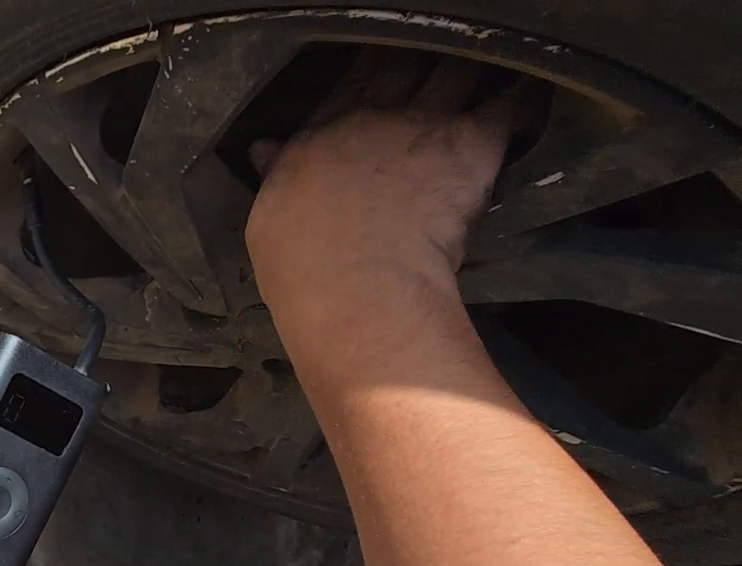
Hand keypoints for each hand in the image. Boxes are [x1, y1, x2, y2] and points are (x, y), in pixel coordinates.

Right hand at [245, 53, 531, 357]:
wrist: (355, 286)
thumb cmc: (298, 265)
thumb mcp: (266, 220)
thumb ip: (275, 174)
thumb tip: (264, 148)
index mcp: (317, 138)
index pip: (348, 84)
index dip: (367, 68)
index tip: (378, 66)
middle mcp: (370, 118)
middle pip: (404, 62)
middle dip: (419, 56)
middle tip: (432, 59)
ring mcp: (425, 124)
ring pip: (459, 68)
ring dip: (470, 67)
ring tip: (480, 71)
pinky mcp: (475, 141)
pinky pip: (513, 98)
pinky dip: (521, 92)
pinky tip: (525, 93)